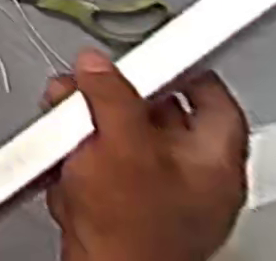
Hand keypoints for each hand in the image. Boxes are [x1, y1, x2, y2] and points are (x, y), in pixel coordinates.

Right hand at [43, 49, 247, 260]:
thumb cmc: (131, 229)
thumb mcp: (120, 146)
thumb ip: (110, 96)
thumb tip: (98, 62)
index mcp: (212, 163)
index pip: (214, 100)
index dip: (188, 68)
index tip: (162, 47)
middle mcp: (188, 169)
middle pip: (154, 104)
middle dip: (111, 88)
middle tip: (90, 82)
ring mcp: (152, 177)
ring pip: (117, 119)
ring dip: (84, 108)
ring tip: (66, 116)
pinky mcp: (117, 182)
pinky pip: (95, 139)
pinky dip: (73, 132)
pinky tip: (60, 139)